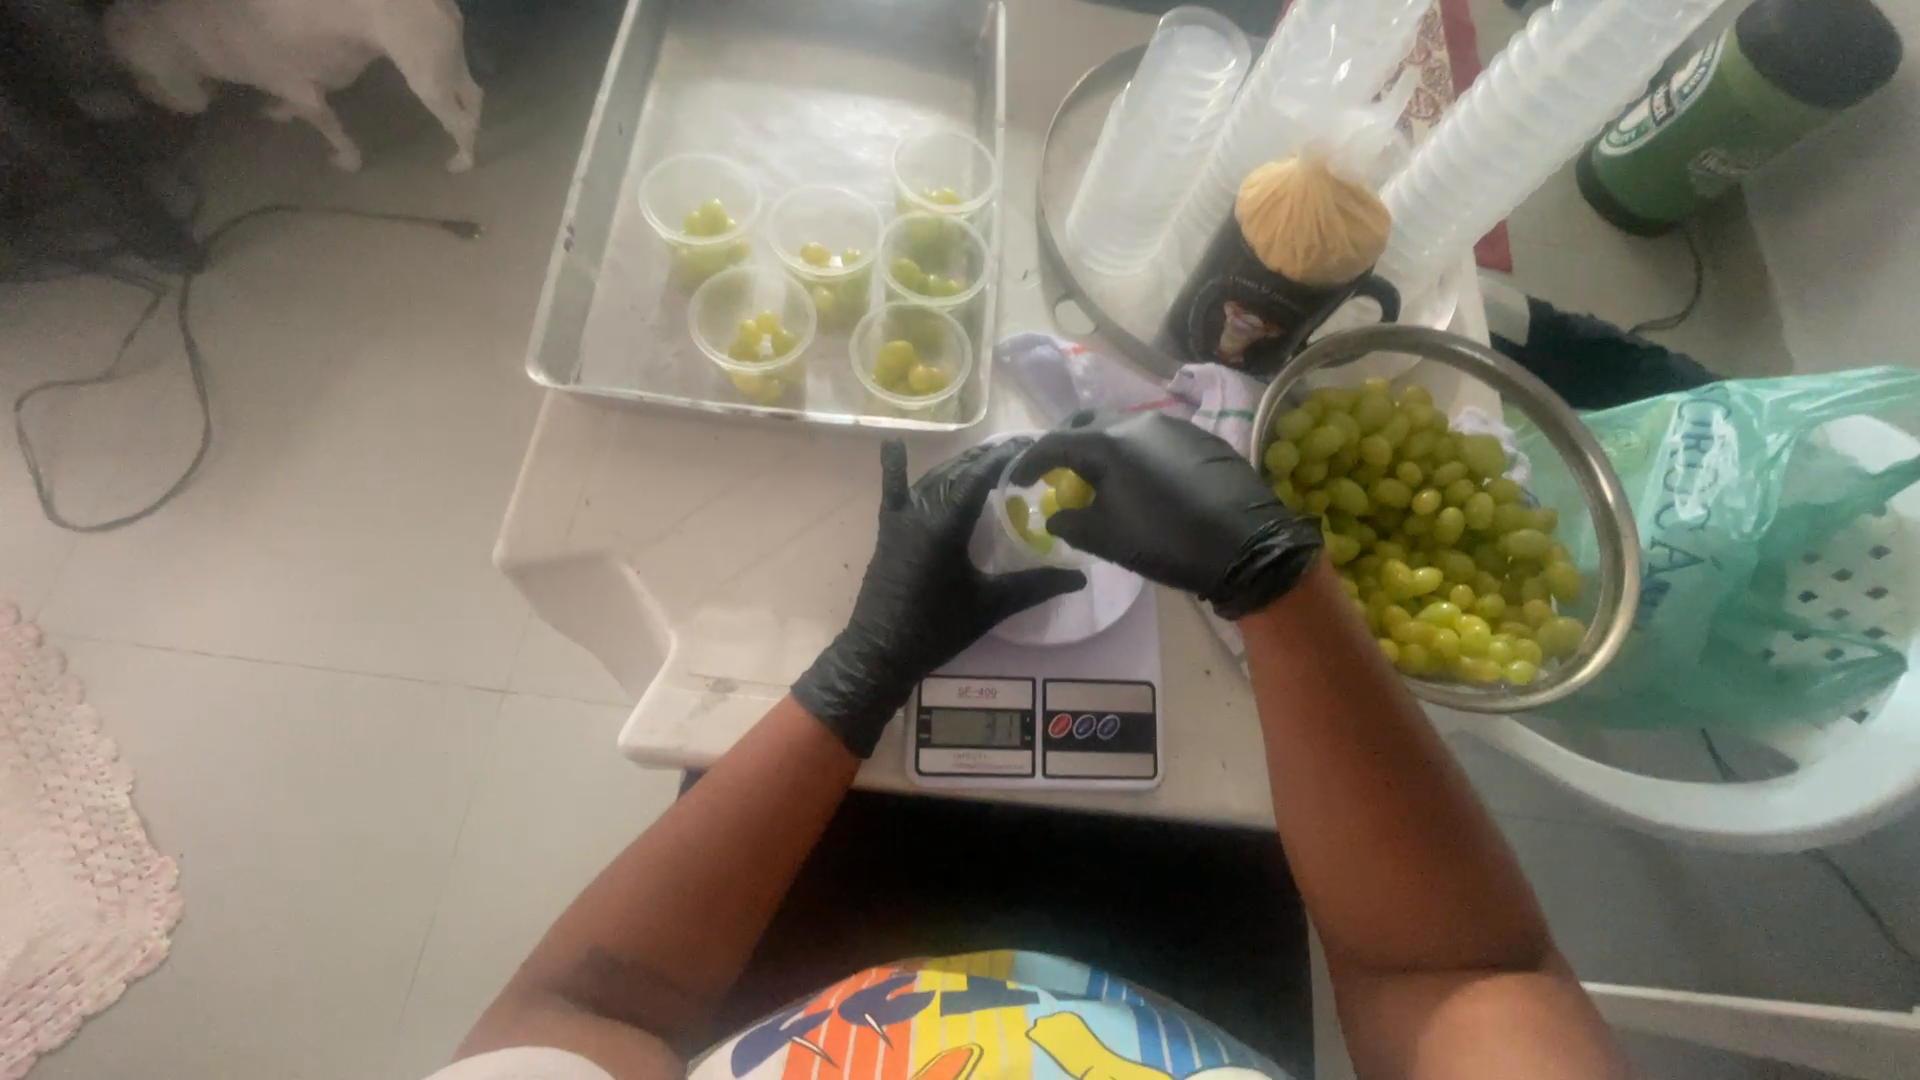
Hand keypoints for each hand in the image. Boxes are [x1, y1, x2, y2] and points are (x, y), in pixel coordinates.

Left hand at [793, 439, 1086, 756]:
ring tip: (989, 459)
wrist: (881, 652)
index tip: (1031, 445)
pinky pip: (893, 493)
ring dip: (960, 467)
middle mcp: (921, 512)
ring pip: (933, 480)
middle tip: (1019, 452)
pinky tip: (894, 443)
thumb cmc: (937, 630)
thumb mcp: (992, 606)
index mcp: (946, 526)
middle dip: (988, 459)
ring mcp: (901, 520)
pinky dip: (896, 469)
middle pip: (958, 472)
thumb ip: (1036, 587)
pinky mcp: (888, 531)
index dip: (1006, 457)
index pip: (980, 476)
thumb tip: (1080, 577)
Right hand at [1012, 411, 1321, 619]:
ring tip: (1103, 479)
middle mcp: (1138, 423)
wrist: (1245, 545)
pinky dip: (1136, 454)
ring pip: (1124, 427)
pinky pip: (1154, 439)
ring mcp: (1174, 427)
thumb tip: (1056, 515)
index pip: (1054, 443)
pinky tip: (1145, 482)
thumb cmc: (1165, 541)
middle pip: (1088, 421)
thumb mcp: (1106, 538)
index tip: (1019, 480)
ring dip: (1104, 447)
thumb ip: (1071, 522)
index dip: (1031, 462)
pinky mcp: (1200, 439)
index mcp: (1107, 443)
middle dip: (1066, 443)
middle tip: (1060, 471)